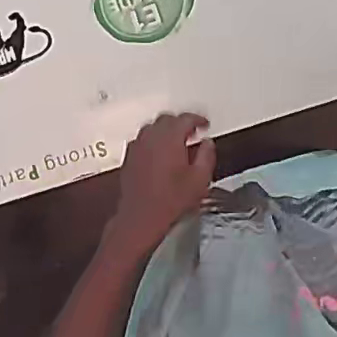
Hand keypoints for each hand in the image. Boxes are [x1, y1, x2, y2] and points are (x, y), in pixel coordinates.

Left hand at [105, 112, 214, 258]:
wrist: (142, 218)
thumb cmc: (169, 201)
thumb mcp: (200, 179)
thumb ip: (207, 155)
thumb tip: (208, 144)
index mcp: (170, 138)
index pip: (185, 118)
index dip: (198, 119)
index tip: (205, 124)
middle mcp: (151, 138)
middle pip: (167, 119)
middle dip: (181, 122)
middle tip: (193, 131)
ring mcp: (137, 146)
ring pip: (153, 127)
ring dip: (166, 130)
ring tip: (178, 141)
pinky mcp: (129, 157)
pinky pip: (143, 140)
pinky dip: (153, 140)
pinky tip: (160, 153)